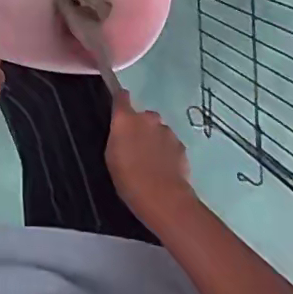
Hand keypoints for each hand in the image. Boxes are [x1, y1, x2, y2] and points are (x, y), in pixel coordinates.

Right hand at [105, 90, 194, 221]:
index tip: (119, 102)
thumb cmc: (127, 178)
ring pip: (159, 131)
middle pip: (143, 117)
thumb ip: (118, 137)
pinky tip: (164, 169)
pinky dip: (167, 152)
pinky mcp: (181, 145)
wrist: (161, 196)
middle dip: (140, 127)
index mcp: (126, 119)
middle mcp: (148, 119)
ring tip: (151, 163)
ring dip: (155, 140)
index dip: (120, 99)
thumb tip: (124, 132)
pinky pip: (170, 144)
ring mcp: (167, 131)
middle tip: (135, 148)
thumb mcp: (111, 156)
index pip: (122, 97)